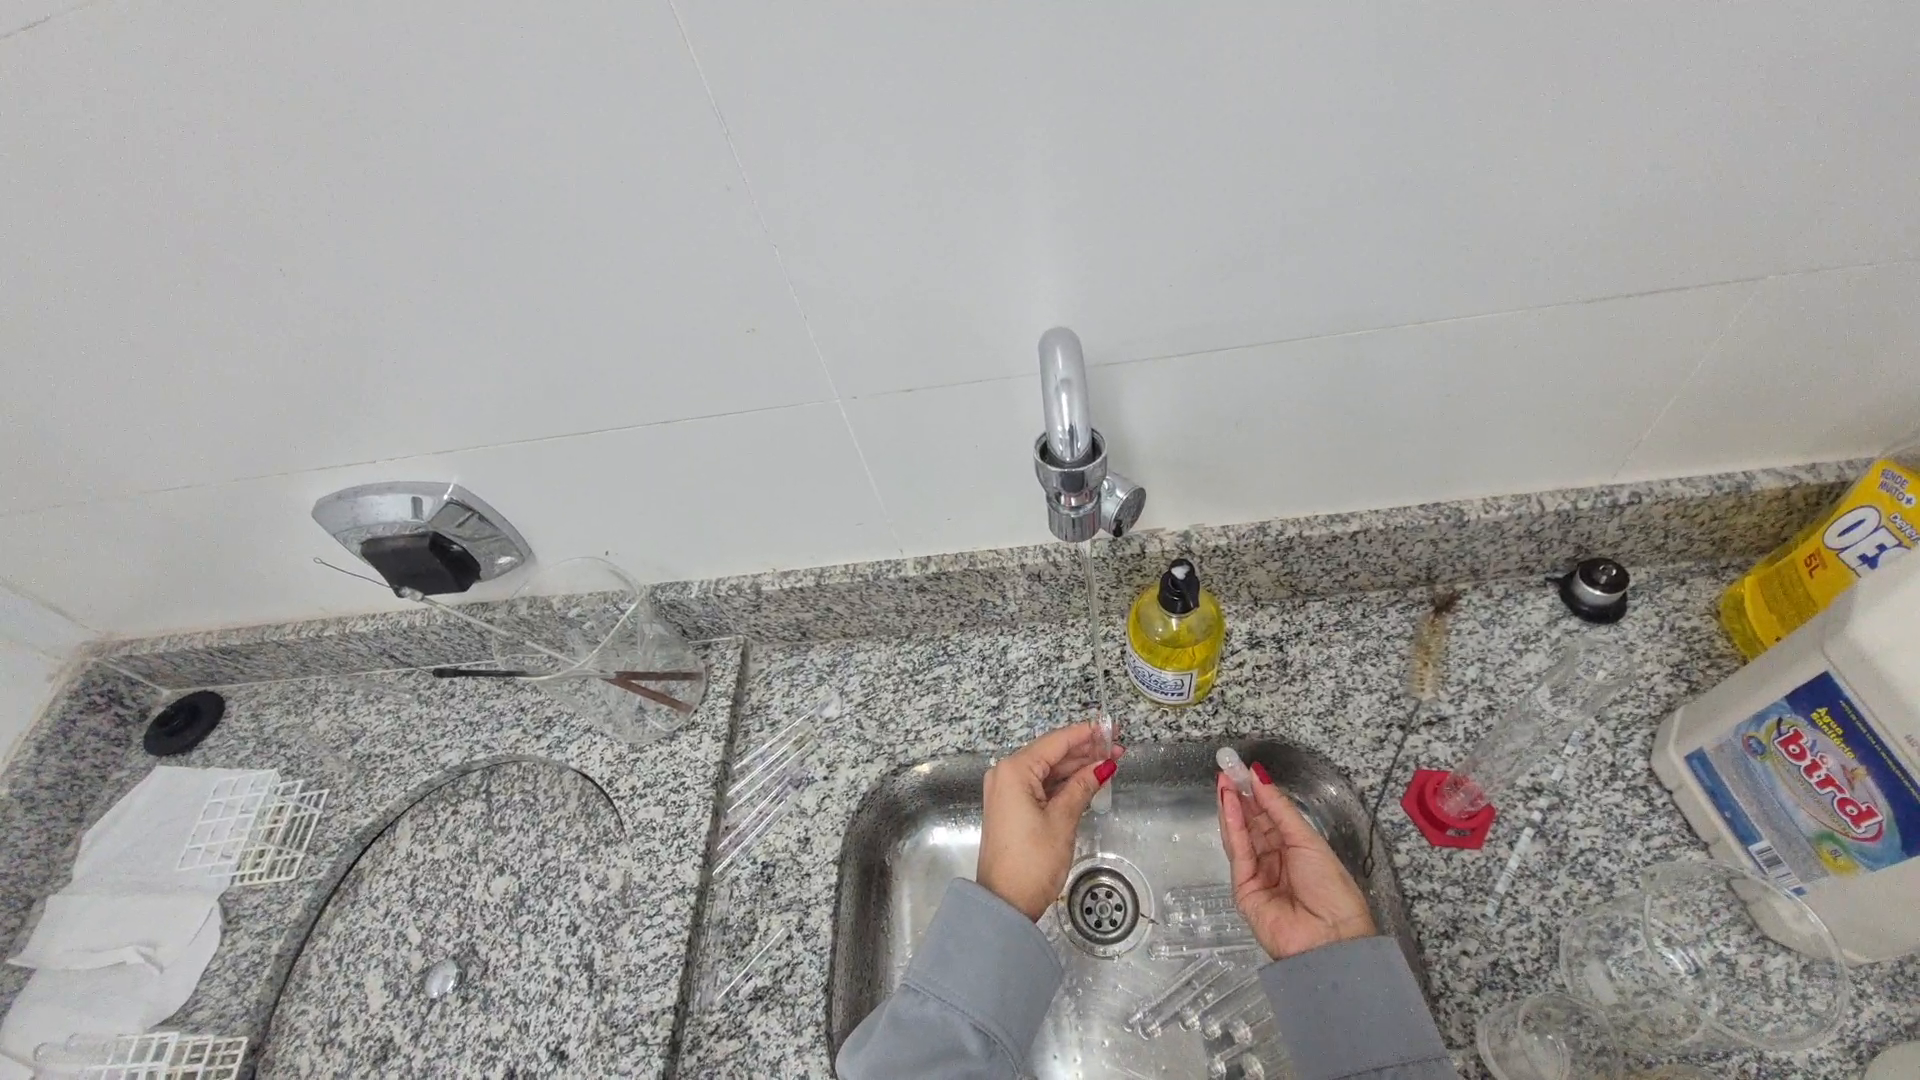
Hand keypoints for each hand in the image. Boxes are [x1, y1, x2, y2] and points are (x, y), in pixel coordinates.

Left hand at [976, 721, 1120, 919]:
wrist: (1005, 904)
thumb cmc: (1032, 861)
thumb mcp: (1062, 820)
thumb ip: (1082, 787)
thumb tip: (1103, 766)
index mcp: (1014, 770)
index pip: (1055, 742)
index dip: (1084, 734)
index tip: (1109, 728)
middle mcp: (1006, 774)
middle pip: (1050, 754)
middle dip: (1084, 751)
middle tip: (1116, 748)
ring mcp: (1006, 791)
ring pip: (1047, 770)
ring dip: (1076, 767)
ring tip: (1109, 763)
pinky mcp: (1011, 807)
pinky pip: (1040, 786)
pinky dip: (1063, 784)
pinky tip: (1087, 781)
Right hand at [1216, 766, 1375, 958]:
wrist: (1330, 939)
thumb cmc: (1330, 887)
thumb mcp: (1308, 841)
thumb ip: (1279, 808)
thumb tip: (1259, 776)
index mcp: (1296, 850)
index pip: (1271, 817)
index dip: (1257, 793)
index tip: (1243, 770)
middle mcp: (1275, 860)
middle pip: (1253, 824)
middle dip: (1240, 797)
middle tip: (1227, 770)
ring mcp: (1258, 874)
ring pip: (1241, 835)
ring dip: (1232, 808)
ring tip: (1223, 782)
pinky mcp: (1243, 888)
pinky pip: (1237, 853)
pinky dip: (1232, 827)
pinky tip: (1228, 806)